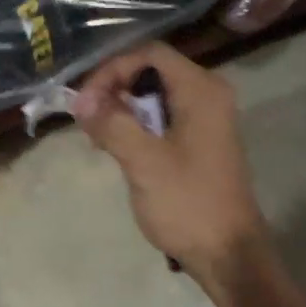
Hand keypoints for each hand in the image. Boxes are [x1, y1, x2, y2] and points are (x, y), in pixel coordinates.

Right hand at [71, 43, 269, 286]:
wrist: (225, 250)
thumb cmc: (187, 205)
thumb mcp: (145, 164)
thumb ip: (114, 126)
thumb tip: (81, 100)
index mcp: (200, 91)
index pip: (149, 55)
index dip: (111, 72)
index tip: (83, 104)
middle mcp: (207, 97)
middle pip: (152, 74)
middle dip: (114, 92)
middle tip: (87, 124)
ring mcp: (205, 122)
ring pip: (156, 100)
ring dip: (123, 114)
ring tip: (99, 141)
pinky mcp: (198, 146)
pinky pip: (163, 123)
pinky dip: (137, 130)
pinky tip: (119, 153)